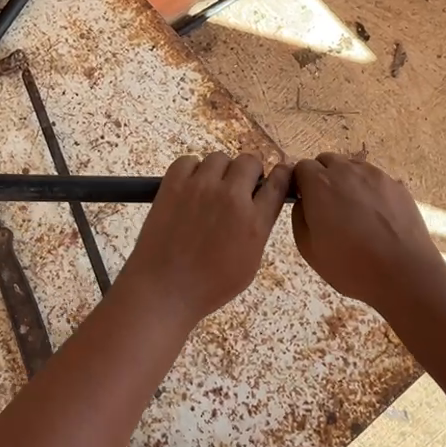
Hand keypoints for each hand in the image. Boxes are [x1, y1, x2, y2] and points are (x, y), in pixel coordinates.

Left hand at [114, 152, 293, 325]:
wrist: (164, 288)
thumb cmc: (209, 285)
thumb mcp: (249, 263)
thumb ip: (257, 228)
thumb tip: (260, 205)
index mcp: (254, 221)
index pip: (278, 183)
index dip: (281, 174)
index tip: (278, 173)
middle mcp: (231, 197)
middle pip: (249, 161)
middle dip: (247, 172)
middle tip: (236, 187)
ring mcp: (201, 187)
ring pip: (219, 158)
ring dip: (218, 171)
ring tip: (209, 190)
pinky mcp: (174, 183)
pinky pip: (188, 161)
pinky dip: (190, 171)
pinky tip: (188, 188)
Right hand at [290, 153, 445, 312]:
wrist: (404, 275)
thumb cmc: (350, 265)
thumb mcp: (308, 248)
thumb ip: (298, 216)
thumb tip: (304, 202)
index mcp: (320, 183)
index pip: (301, 167)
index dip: (301, 184)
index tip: (306, 202)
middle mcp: (346, 171)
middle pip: (327, 161)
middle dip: (323, 178)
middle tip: (329, 208)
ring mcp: (375, 175)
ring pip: (352, 168)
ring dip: (347, 182)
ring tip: (355, 212)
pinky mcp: (396, 185)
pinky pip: (375, 180)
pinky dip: (370, 191)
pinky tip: (377, 217)